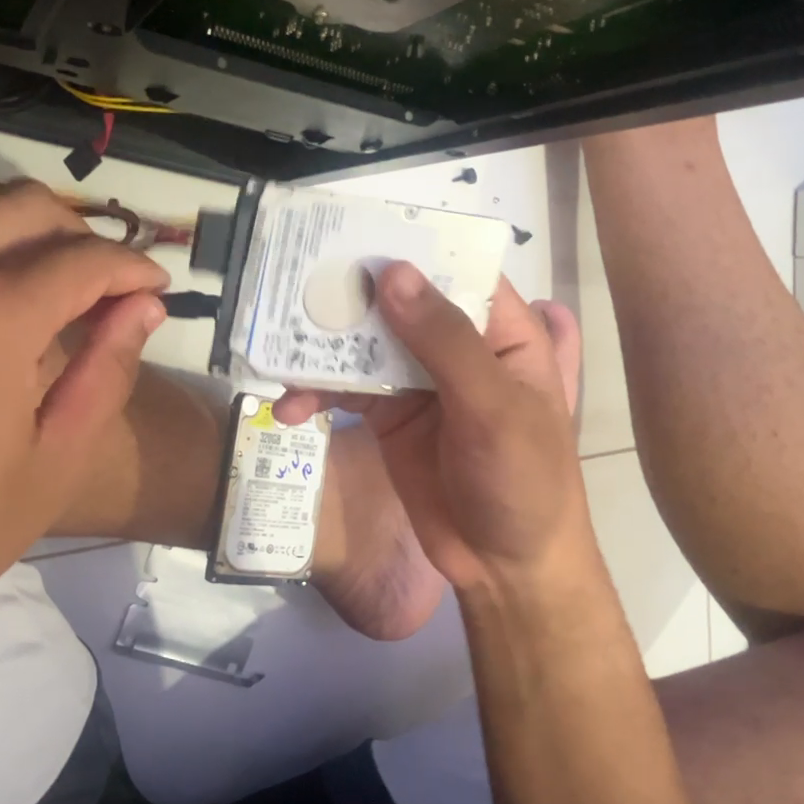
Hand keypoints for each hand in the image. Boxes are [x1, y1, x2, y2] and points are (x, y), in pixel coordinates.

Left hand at [0, 182, 168, 733]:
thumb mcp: (53, 466)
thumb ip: (108, 371)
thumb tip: (143, 306)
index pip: (86, 257)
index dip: (135, 267)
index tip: (157, 288)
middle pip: (27, 206)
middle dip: (81, 235)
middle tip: (106, 287)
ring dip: (23, 242)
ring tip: (48, 300)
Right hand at [277, 263, 582, 593]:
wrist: (505, 569)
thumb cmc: (524, 482)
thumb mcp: (493, 409)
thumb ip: (444, 341)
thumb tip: (391, 273)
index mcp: (501, 331)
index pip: (455, 270)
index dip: (409, 248)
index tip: (353, 233)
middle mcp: (456, 345)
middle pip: (397, 302)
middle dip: (348, 297)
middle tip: (293, 287)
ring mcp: (419, 379)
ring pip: (363, 343)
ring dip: (321, 348)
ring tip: (278, 355)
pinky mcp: (388, 413)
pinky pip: (345, 388)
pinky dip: (315, 393)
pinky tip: (289, 409)